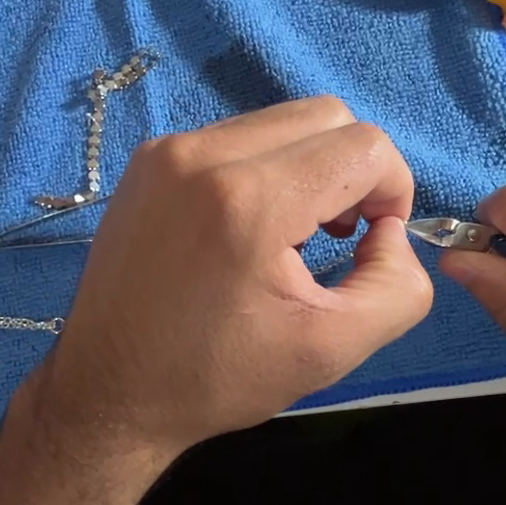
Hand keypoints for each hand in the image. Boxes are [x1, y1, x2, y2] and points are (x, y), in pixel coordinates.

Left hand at [32, 97, 432, 459]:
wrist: (108, 389)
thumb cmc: (216, 377)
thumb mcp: (332, 349)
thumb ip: (397, 285)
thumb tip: (391, 230)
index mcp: (249, 199)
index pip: (364, 145)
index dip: (392, 190)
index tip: (369, 242)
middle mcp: (203, 153)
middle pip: (325, 115)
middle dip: (351, 171)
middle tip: (333, 236)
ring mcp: (168, 149)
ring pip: (279, 120)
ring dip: (307, 166)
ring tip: (289, 235)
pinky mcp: (148, 158)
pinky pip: (235, 136)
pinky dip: (264, 167)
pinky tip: (248, 225)